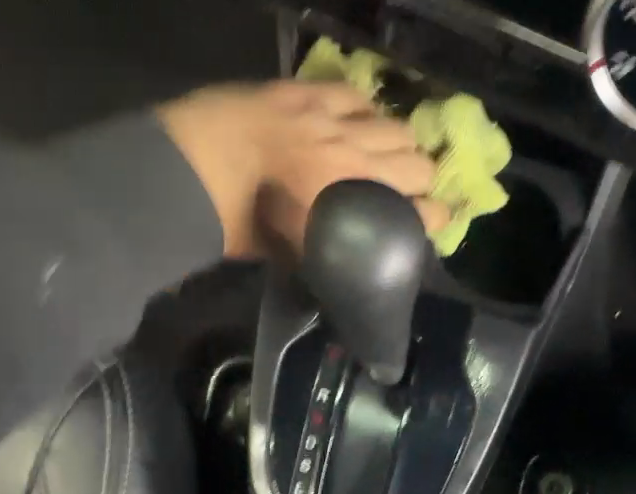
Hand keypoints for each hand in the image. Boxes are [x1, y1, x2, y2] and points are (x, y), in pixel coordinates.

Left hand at [157, 80, 451, 259]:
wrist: (199, 172)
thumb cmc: (246, 225)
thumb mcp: (297, 255)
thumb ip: (333, 252)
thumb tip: (348, 257)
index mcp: (361, 207)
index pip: (424, 213)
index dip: (435, 218)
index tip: (432, 222)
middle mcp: (362, 165)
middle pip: (420, 165)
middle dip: (422, 179)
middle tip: (409, 187)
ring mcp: (337, 125)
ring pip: (396, 128)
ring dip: (399, 142)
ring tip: (389, 150)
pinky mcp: (309, 95)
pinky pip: (355, 94)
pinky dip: (363, 108)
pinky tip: (360, 116)